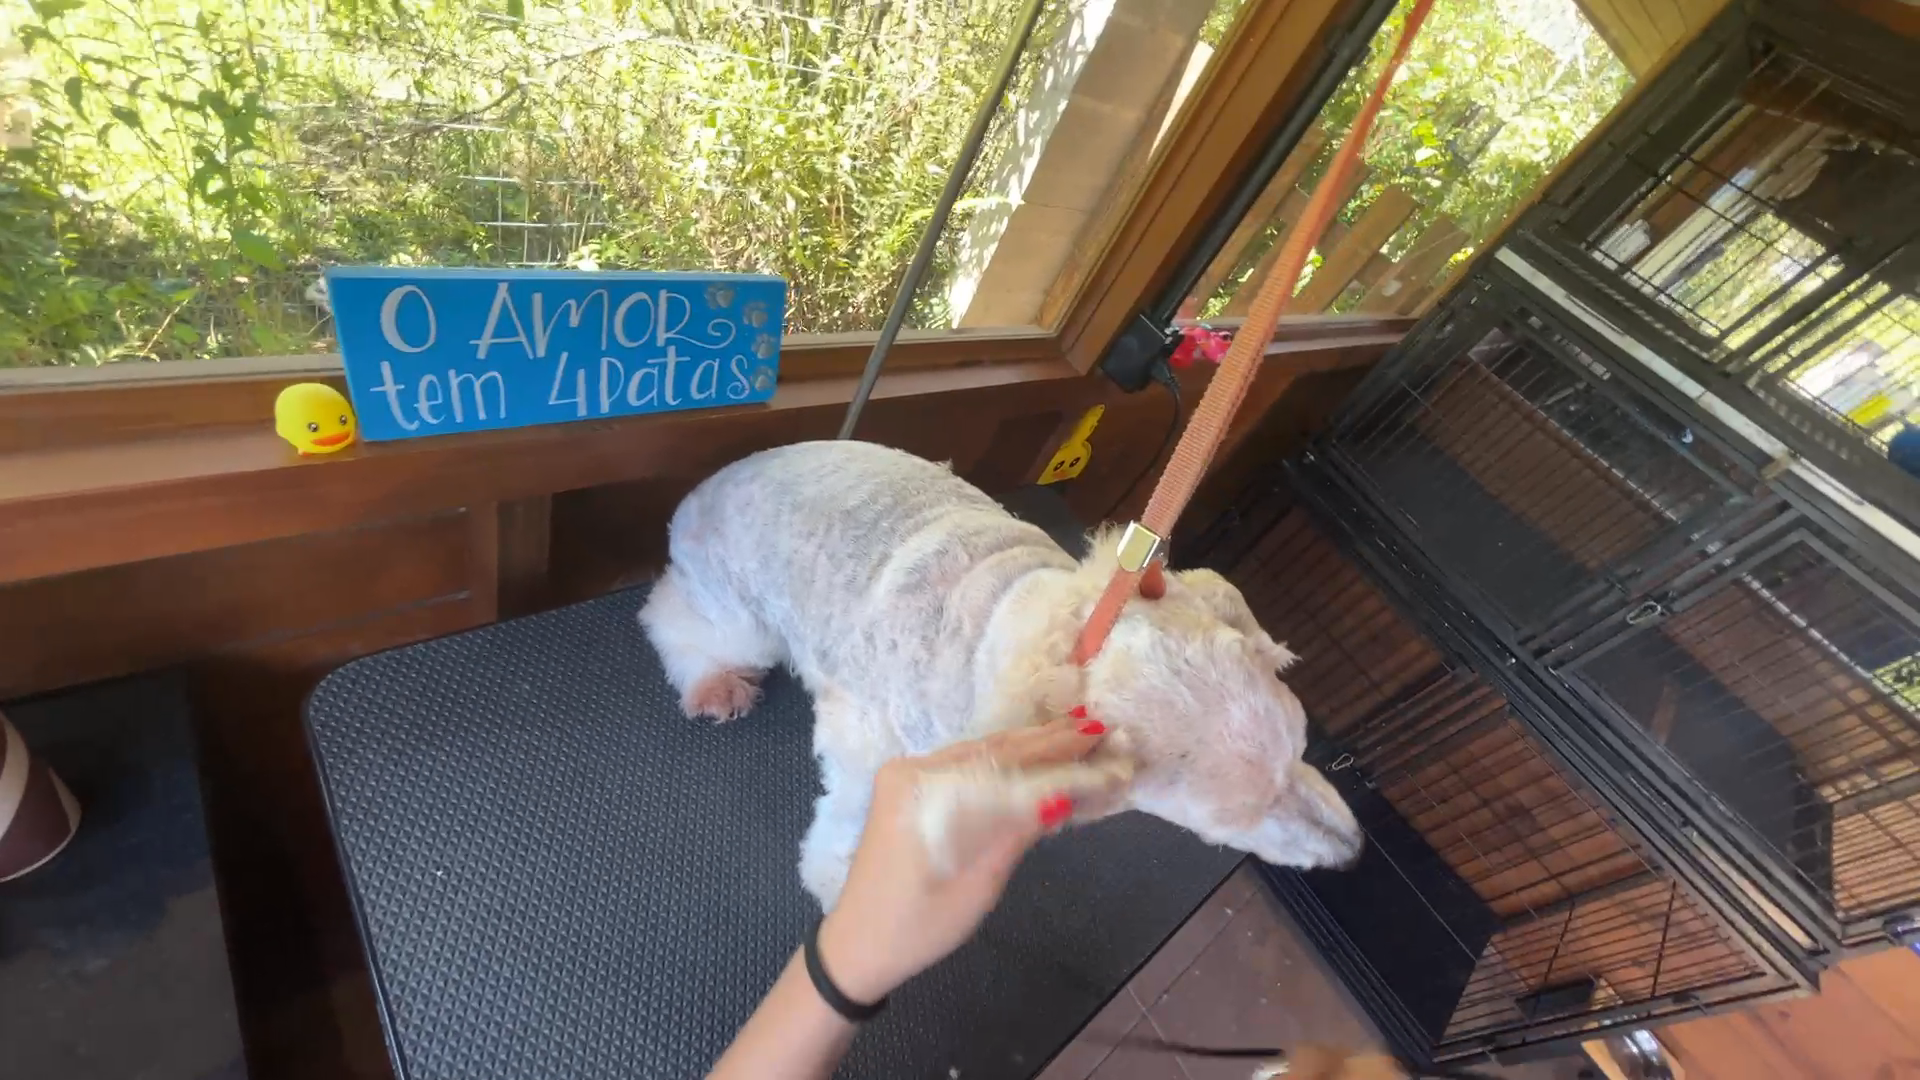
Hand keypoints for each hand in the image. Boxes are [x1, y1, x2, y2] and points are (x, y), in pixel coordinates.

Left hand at [814, 716, 1105, 1001]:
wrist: (859, 944)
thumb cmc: (921, 924)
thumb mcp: (980, 882)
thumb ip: (1020, 828)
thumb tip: (1069, 791)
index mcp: (924, 789)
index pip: (1005, 767)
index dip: (1057, 758)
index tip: (1099, 744)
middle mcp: (914, 768)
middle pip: (992, 751)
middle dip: (1047, 741)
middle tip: (1096, 728)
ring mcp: (910, 773)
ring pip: (981, 754)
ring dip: (1029, 747)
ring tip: (1075, 734)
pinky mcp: (912, 784)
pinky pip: (966, 765)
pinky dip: (1004, 762)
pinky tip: (1034, 754)